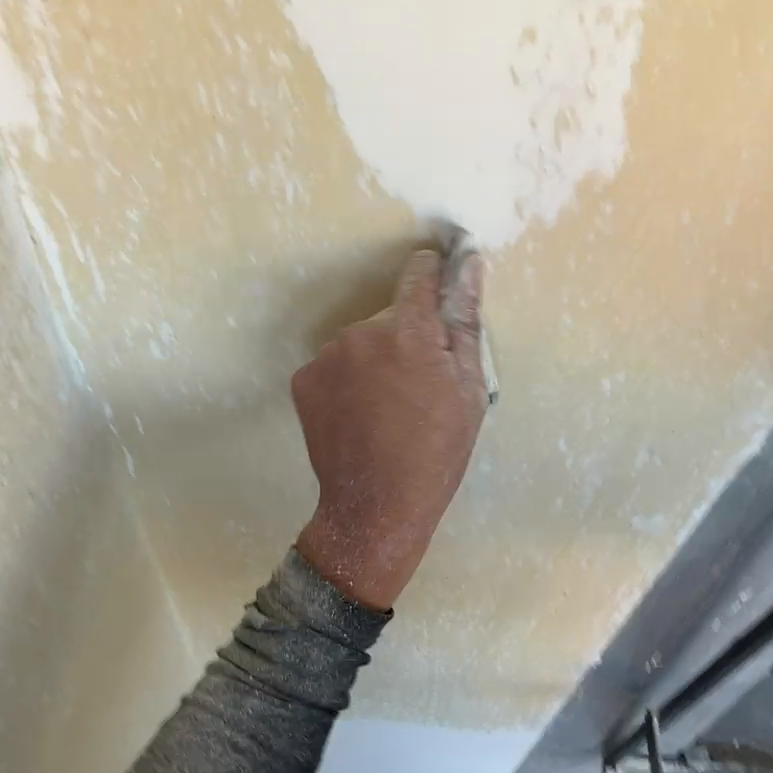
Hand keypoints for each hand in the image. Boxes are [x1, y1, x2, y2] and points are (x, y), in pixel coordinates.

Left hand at [292, 248, 487, 609]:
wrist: (376, 507)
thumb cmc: (437, 453)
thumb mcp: (469, 391)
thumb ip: (465, 322)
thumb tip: (469, 264)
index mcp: (409, 331)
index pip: (419, 276)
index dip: (431, 276)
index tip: (437, 283)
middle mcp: (362, 332)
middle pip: (389, 318)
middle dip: (405, 339)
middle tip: (418, 388)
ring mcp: (327, 357)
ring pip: (360, 344)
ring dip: (374, 362)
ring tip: (386, 410)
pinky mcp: (304, 381)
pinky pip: (334, 369)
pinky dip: (346, 384)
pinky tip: (359, 417)